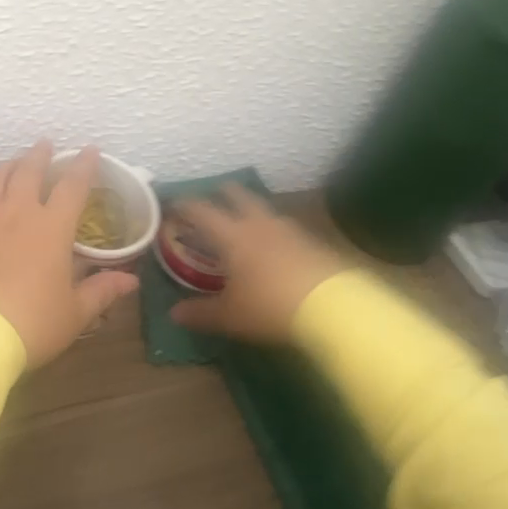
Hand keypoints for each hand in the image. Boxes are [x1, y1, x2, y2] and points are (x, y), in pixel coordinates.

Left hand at [0, 141, 139, 367]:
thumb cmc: (30, 324)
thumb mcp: (74, 313)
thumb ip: (102, 291)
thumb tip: (131, 279)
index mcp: (52, 228)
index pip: (73, 186)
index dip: (84, 166)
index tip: (90, 152)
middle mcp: (16, 211)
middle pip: (29, 171)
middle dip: (40, 156)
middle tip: (45, 146)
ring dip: (8, 165)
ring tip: (15, 163)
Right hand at [168, 182, 346, 344]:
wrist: (333, 307)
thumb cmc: (270, 306)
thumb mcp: (231, 316)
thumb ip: (201, 313)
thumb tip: (174, 314)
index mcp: (232, 235)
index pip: (202, 211)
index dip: (185, 205)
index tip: (174, 204)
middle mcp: (258, 223)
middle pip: (238, 196)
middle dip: (224, 193)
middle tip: (215, 196)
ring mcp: (289, 230)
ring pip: (264, 209)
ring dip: (252, 210)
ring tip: (246, 220)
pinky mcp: (313, 243)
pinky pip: (285, 228)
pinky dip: (274, 230)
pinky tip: (276, 246)